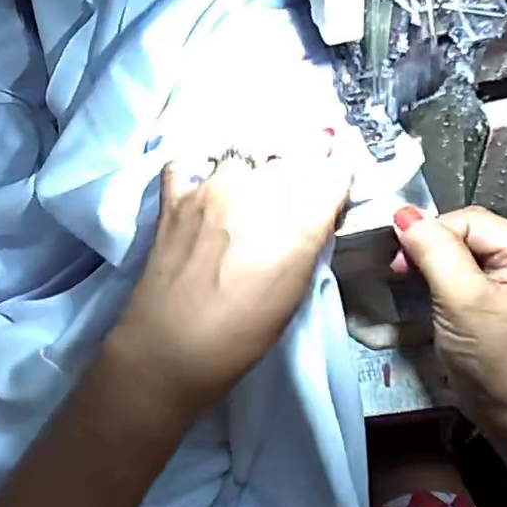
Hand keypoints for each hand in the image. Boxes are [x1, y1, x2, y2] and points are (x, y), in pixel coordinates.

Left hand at [108, 146, 349, 417]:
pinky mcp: (174, 196)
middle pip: (291, 159)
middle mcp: (258, 194)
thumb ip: (306, 243)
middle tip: (289, 199)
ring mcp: (211, 190)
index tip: (332, 186)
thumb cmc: (242, 336)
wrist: (170, 349)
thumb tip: (310, 217)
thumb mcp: (294, 292)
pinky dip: (198, 171)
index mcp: (297, 223)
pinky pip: (189, 163)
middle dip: (298, 172)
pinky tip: (201, 188)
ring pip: (243, 157)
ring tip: (244, 197)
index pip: (333, 173)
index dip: (336, 176)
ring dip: (249, 172)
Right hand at [393, 206, 506, 461]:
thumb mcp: (465, 303)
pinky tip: (437, 305)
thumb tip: (402, 212)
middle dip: (431, 254)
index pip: (469, 222)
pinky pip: (473, 283)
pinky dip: (449, 290)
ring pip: (467, 261)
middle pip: (469, 237)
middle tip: (403, 278)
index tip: (398, 266)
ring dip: (437, 273)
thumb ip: (434, 253)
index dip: (429, 236)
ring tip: (418, 294)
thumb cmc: (505, 366)